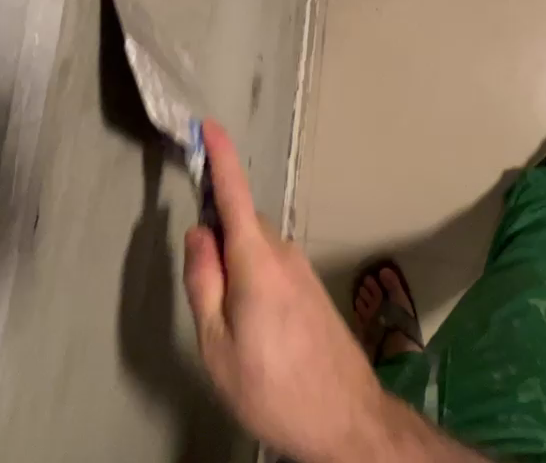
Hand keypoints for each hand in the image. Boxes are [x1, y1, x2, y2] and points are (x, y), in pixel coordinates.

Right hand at [180, 122, 391, 462]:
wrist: (347, 421)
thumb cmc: (272, 386)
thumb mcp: (217, 344)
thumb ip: (202, 282)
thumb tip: (197, 232)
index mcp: (255, 260)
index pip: (233, 193)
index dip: (220, 156)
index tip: (208, 124)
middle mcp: (283, 252)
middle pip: (238, 224)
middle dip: (216, 238)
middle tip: (205, 296)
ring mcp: (302, 269)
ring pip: (254, 248)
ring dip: (234, 266)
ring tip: (233, 329)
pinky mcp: (311, 288)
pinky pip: (270, 265)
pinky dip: (252, 278)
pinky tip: (256, 330)